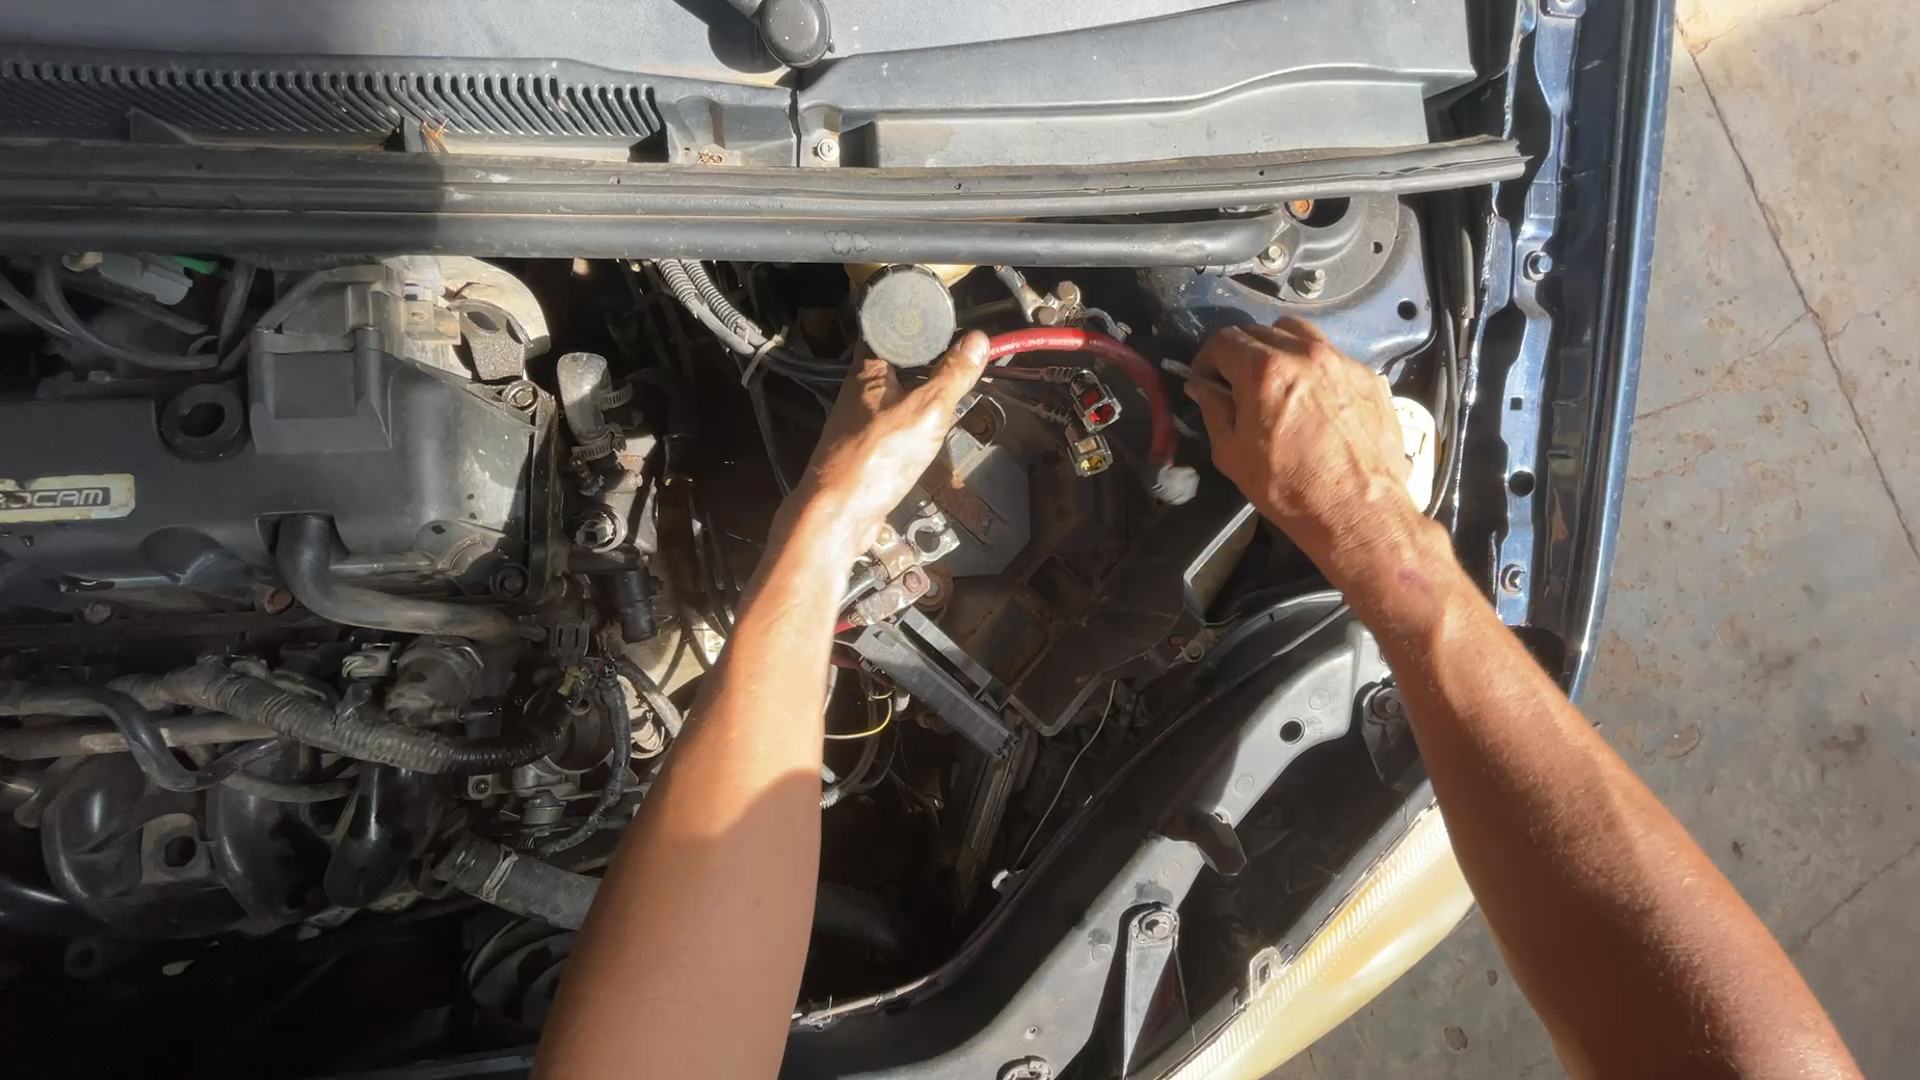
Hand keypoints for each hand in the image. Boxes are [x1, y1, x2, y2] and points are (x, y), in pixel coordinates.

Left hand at [784, 332, 989, 563]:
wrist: (840, 513)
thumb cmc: (878, 457)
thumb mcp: (927, 410)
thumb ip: (953, 375)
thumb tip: (978, 340)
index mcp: (868, 365)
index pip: (894, 324)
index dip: (924, 322)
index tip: (956, 325)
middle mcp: (859, 386)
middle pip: (899, 359)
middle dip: (931, 360)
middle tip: (964, 361)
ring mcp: (859, 417)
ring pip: (899, 391)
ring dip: (925, 392)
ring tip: (955, 392)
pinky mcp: (865, 444)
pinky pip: (896, 421)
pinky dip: (916, 420)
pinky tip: (932, 429)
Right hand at [1185, 318, 1426, 588]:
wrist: (1357, 510)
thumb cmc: (1286, 486)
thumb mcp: (1231, 452)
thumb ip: (1213, 409)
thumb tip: (1201, 387)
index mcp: (1264, 370)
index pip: (1224, 339)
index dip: (1206, 358)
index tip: (1204, 379)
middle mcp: (1304, 354)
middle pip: (1261, 331)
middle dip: (1240, 353)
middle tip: (1235, 383)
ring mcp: (1342, 362)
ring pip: (1300, 334)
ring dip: (1278, 349)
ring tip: (1275, 382)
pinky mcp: (1369, 377)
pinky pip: (1331, 357)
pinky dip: (1312, 368)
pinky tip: (1312, 401)